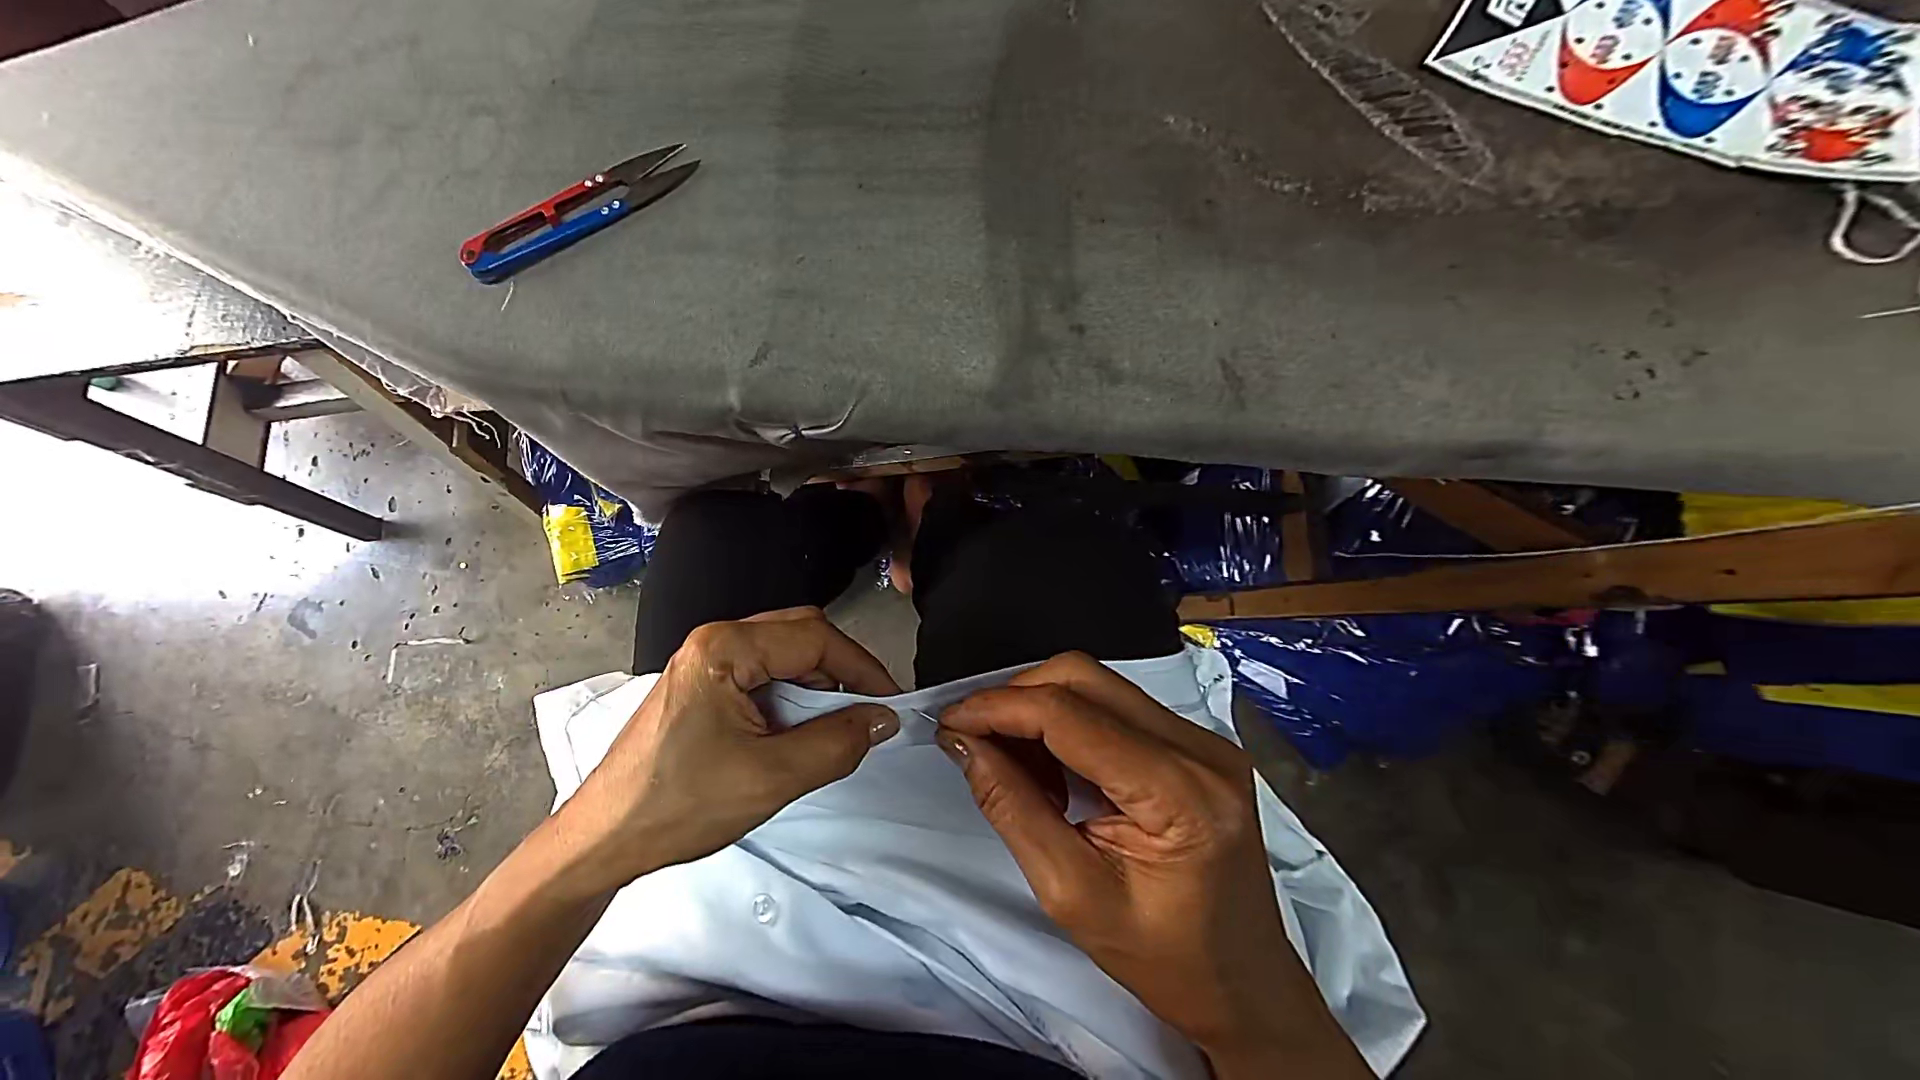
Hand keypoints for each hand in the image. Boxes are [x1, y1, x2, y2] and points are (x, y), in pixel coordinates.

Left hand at [558, 607, 900, 893]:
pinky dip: (791, 697)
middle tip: (862, 714)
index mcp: (724, 648)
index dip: (862, 668)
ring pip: (784, 654)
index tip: (889, 704)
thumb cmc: (678, 806)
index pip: (815, 638)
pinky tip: (793, 732)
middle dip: (839, 673)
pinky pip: (763, 673)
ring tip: (825, 730)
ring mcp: (704, 660)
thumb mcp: (771, 778)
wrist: (604, 839)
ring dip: (815, 687)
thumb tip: (881, 720)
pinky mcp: (702, 683)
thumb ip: (836, 744)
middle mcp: (713, 640)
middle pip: (800, 635)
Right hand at [938, 653, 1368, 1077]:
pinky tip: (1052, 765)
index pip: (1069, 715)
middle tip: (975, 736)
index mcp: (1180, 792)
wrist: (1245, 984)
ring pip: (1098, 684)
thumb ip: (1012, 808)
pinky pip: (1117, 706)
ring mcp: (1204, 740)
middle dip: (1017, 697)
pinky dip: (1070, 721)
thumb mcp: (1071, 894)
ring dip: (1041, 707)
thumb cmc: (1165, 959)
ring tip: (1012, 758)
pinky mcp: (1197, 744)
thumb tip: (964, 742)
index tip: (951, 720)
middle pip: (1085, 678)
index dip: (999, 707)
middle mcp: (1200, 748)